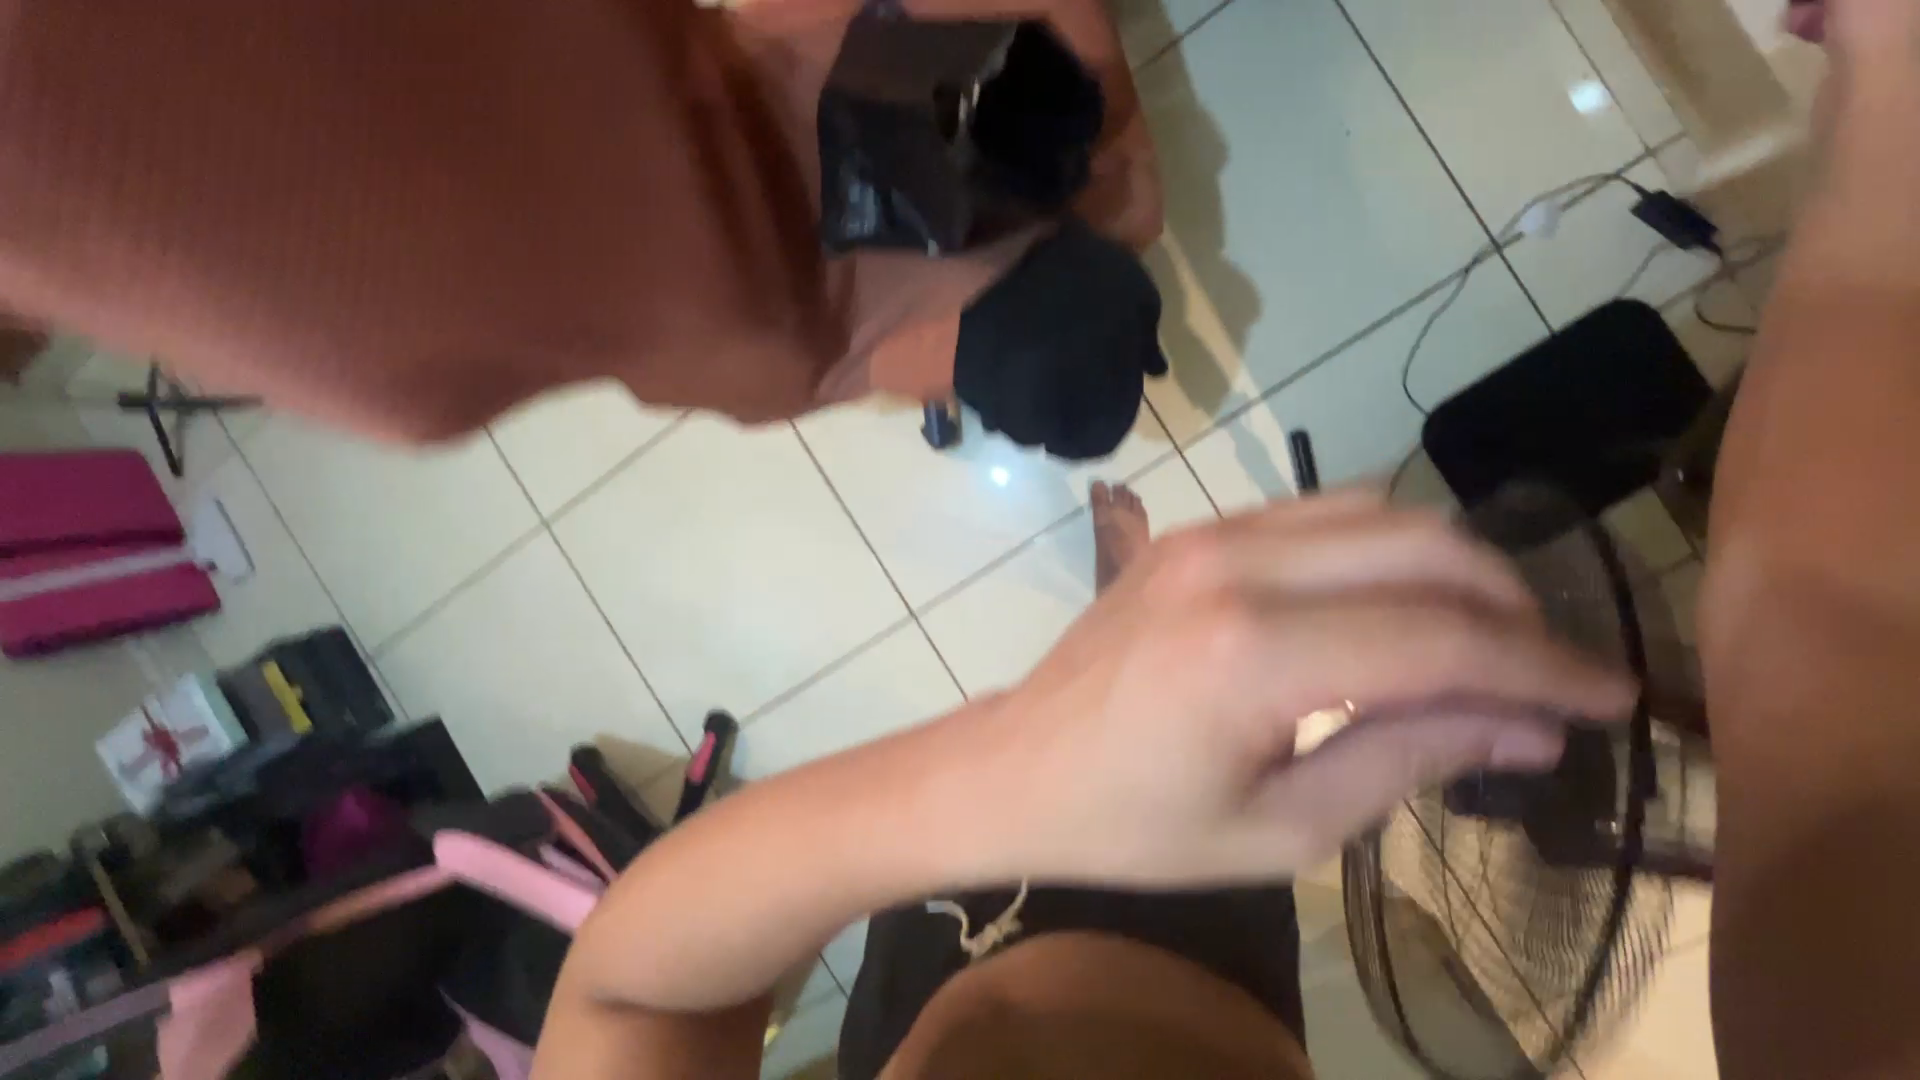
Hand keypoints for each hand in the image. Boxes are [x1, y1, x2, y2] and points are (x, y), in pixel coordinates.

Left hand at [972, 493, 1635, 886]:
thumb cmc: (1135, 824)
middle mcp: (1232, 566)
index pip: (1442, 637)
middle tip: (1543, 671)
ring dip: (1445, 562)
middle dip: (1507, 601)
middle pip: (1420, 544)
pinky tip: (1391, 601)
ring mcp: (1202, 536)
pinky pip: (1311, 512)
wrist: (1017, 768)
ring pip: (1370, 509)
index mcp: (1252, 653)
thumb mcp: (1280, 828)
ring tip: (1480, 636)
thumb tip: (1529, 725)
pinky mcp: (1186, 533)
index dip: (1542, 667)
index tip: (1611, 699)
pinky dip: (1375, 545)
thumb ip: (1406, 759)